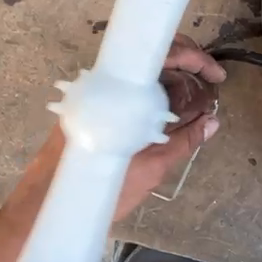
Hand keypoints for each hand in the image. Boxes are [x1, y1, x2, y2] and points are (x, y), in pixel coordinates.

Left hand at [0, 35, 224, 229]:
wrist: (44, 207)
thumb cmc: (99, 188)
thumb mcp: (150, 168)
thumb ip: (184, 141)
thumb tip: (212, 122)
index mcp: (121, 88)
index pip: (163, 53)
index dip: (195, 58)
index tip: (218, 76)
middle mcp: (106, 84)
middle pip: (154, 60)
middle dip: (188, 69)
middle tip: (210, 88)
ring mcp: (97, 96)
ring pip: (142, 78)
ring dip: (172, 85)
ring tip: (193, 107)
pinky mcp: (92, 110)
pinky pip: (129, 92)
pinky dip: (154, 98)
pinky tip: (167, 117)